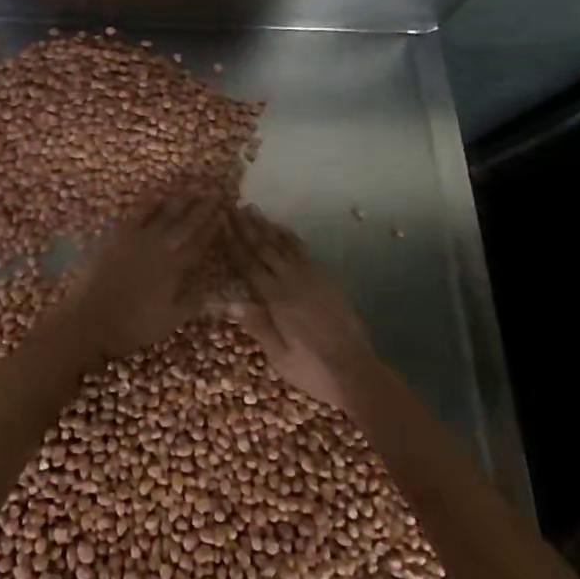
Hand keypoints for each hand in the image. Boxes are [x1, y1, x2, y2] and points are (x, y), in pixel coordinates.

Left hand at [64, 198, 221, 359]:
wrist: (90, 319)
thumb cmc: (132, 326)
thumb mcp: (169, 321)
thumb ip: (193, 304)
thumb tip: (217, 294)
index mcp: (175, 268)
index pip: (199, 243)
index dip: (213, 227)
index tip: (224, 212)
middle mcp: (160, 248)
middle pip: (186, 224)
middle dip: (202, 208)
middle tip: (215, 192)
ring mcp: (138, 239)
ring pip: (164, 215)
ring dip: (181, 201)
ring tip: (194, 188)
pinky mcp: (117, 236)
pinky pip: (137, 214)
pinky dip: (149, 203)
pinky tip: (158, 194)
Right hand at [222, 206, 380, 409]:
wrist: (357, 371)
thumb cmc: (313, 370)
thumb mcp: (279, 356)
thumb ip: (256, 325)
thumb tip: (228, 300)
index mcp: (277, 299)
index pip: (249, 265)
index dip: (234, 243)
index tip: (222, 223)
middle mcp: (293, 282)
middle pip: (266, 249)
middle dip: (248, 228)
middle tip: (234, 207)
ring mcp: (313, 279)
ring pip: (285, 246)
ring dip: (269, 227)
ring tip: (255, 211)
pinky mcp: (328, 282)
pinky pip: (304, 252)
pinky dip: (290, 239)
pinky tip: (284, 232)